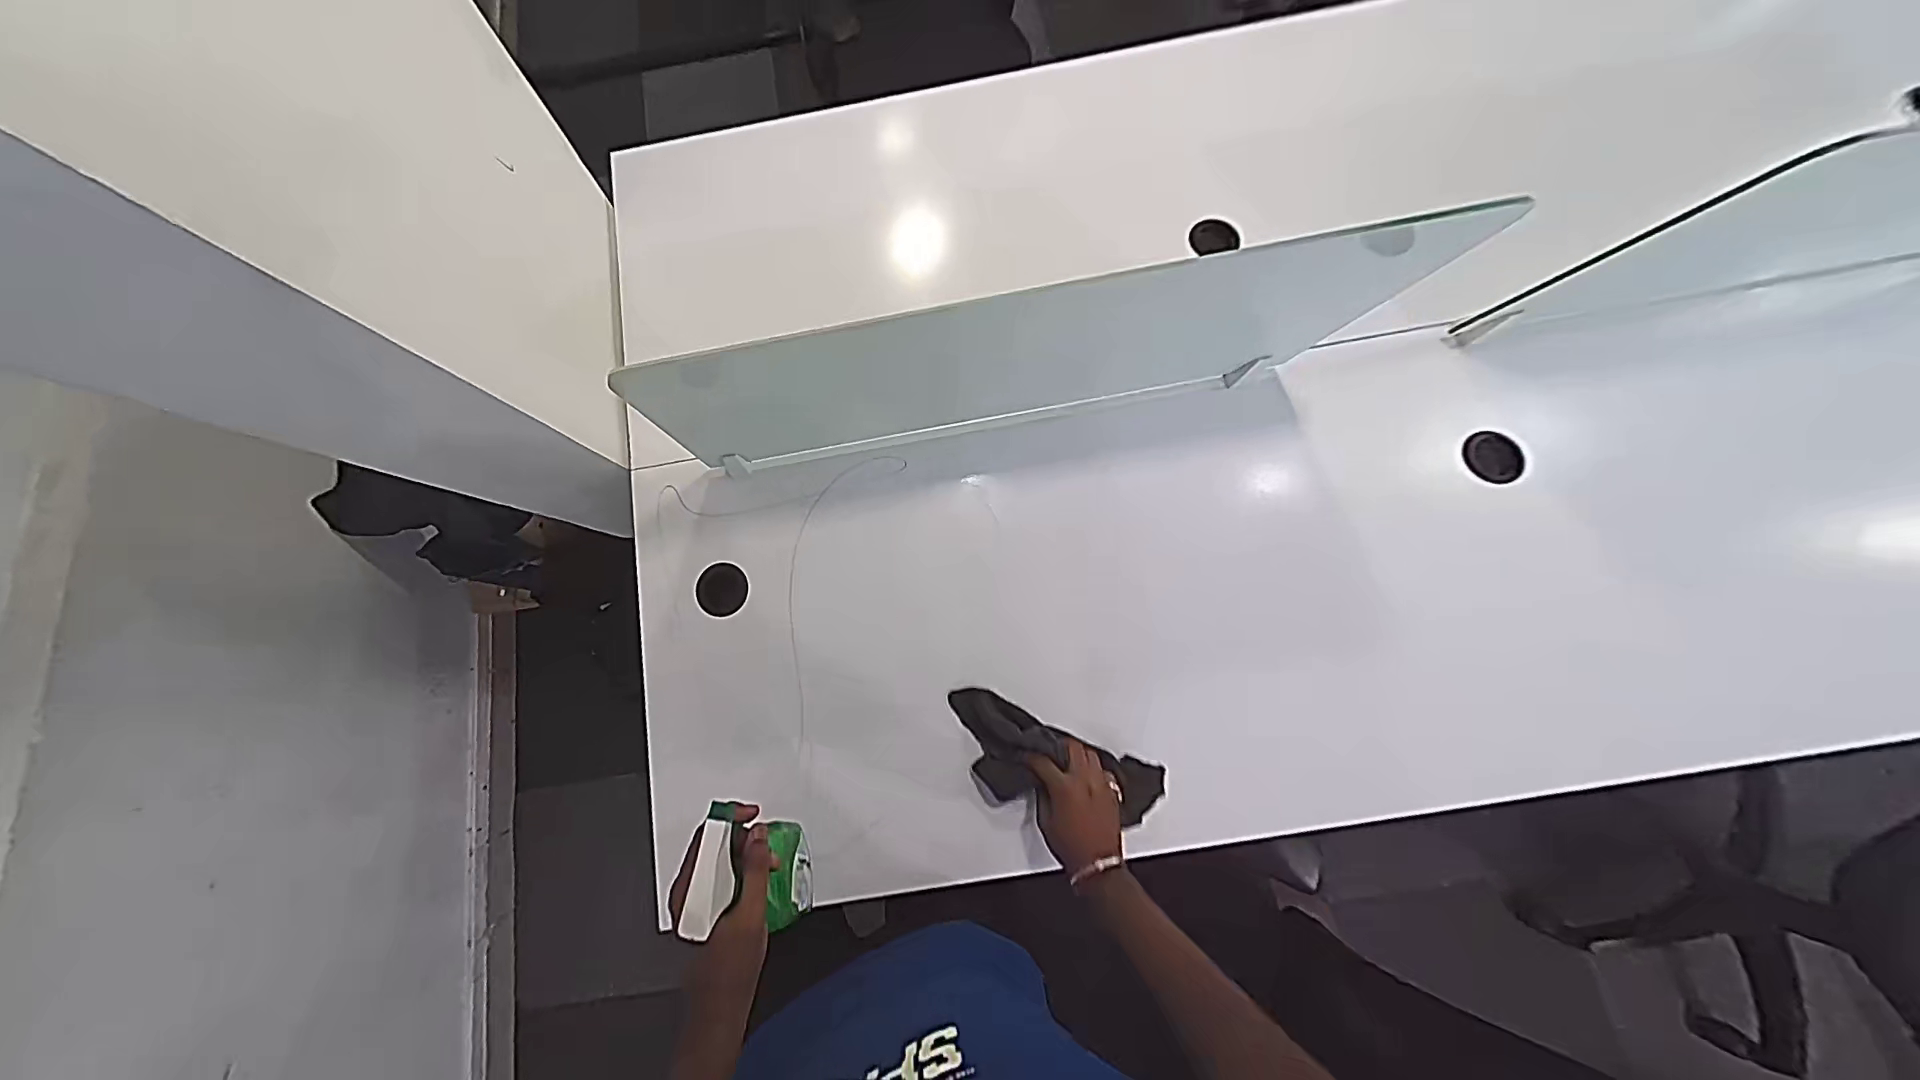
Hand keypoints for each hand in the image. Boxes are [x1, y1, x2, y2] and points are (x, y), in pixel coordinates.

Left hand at [669, 803, 778, 985]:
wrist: (719, 1007)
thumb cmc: (729, 969)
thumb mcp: (750, 914)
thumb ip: (755, 870)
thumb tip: (757, 836)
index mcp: (690, 889)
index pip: (706, 836)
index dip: (730, 818)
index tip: (752, 814)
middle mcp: (687, 891)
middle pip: (713, 845)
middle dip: (745, 839)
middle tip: (767, 848)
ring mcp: (695, 900)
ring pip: (719, 859)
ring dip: (747, 855)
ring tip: (768, 868)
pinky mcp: (704, 908)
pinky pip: (722, 875)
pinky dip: (742, 870)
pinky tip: (758, 881)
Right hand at [1026, 740, 1123, 877]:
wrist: (1097, 864)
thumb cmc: (1072, 846)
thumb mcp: (1046, 821)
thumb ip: (1042, 796)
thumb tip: (1041, 784)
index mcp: (1064, 787)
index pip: (1043, 761)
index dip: (1031, 757)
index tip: (1027, 757)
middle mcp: (1084, 781)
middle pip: (1072, 747)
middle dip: (1059, 745)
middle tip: (1051, 750)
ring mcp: (1100, 784)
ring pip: (1090, 754)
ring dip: (1078, 753)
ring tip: (1069, 759)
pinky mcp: (1112, 792)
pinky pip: (1103, 770)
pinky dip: (1094, 768)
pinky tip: (1087, 774)